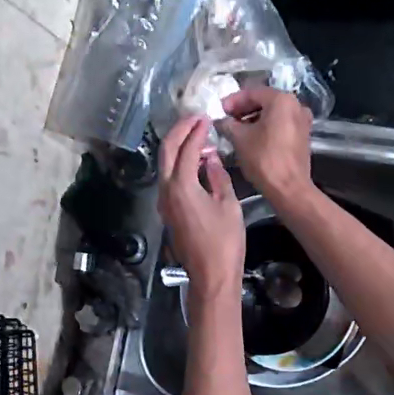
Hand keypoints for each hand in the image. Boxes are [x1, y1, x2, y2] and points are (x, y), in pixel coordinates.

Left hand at [158, 115, 244, 300]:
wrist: (211, 276)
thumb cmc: (224, 242)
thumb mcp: (228, 206)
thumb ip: (218, 177)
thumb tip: (212, 160)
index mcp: (181, 186)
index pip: (187, 149)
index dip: (196, 131)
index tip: (206, 118)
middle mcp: (166, 191)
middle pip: (167, 152)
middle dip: (180, 132)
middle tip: (196, 119)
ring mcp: (165, 203)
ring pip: (166, 165)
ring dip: (180, 148)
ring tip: (199, 138)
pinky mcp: (169, 212)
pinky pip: (170, 180)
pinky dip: (181, 165)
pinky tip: (197, 164)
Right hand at [221, 86, 314, 205]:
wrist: (289, 188)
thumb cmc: (264, 159)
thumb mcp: (240, 139)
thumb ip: (228, 124)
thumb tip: (221, 121)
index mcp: (282, 100)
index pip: (252, 92)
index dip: (233, 100)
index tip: (220, 110)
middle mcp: (296, 105)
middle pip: (265, 101)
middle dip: (244, 109)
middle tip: (227, 118)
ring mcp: (302, 121)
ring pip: (273, 114)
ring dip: (254, 119)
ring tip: (236, 129)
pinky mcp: (303, 136)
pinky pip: (281, 124)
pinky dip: (266, 127)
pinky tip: (252, 137)